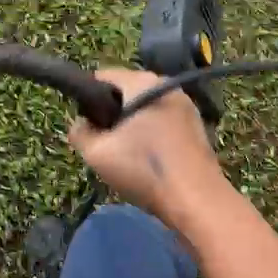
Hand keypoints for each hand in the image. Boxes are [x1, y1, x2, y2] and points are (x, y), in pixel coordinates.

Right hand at [68, 68, 227, 227]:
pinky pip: (163, 123)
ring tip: (127, 157)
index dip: (89, 99)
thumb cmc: (144, 170)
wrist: (198, 201)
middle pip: (126, 93)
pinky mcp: (197, 127)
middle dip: (112, 115)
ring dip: (132, 127)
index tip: (87, 126)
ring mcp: (186, 106)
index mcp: (143, 82)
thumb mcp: (97, 153)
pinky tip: (150, 162)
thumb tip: (81, 124)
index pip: (103, 76)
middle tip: (105, 145)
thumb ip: (79, 132)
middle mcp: (167, 85)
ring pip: (145, 110)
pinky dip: (152, 136)